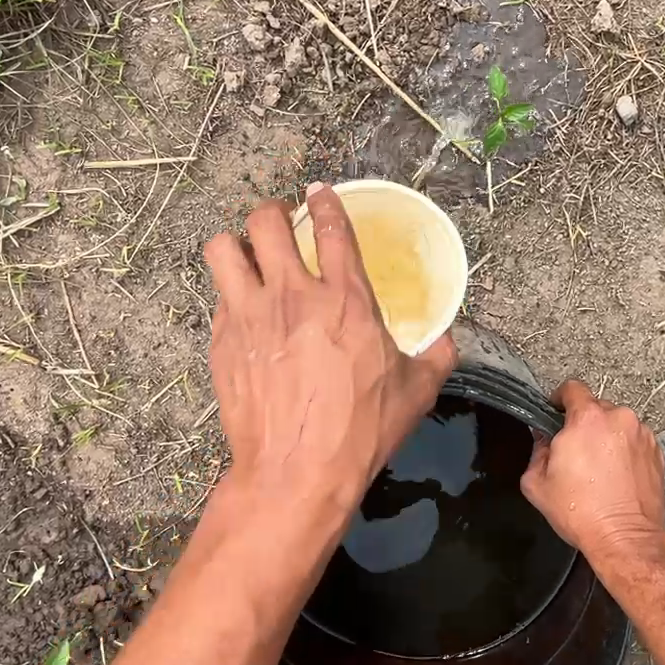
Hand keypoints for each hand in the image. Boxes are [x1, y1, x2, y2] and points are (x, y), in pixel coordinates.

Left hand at [203, 183, 456, 504]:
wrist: (295, 473)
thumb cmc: (362, 430)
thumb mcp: (417, 391)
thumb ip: (437, 354)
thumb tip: (447, 338)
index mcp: (346, 300)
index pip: (331, 229)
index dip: (325, 201)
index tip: (319, 191)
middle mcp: (293, 296)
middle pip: (265, 221)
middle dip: (273, 211)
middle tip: (281, 222)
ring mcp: (250, 316)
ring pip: (224, 248)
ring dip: (238, 243)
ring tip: (250, 255)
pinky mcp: (221, 342)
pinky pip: (218, 295)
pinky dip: (231, 291)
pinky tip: (245, 310)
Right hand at [520, 381, 664, 562]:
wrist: (625, 538)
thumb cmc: (585, 513)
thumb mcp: (537, 483)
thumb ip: (537, 451)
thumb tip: (543, 440)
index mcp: (587, 418)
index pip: (572, 388)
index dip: (560, 399)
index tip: (557, 411)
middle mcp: (617, 418)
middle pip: (596, 408)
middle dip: (584, 426)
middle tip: (576, 453)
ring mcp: (641, 434)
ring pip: (616, 425)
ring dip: (607, 439)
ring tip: (599, 471)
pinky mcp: (656, 451)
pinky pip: (634, 441)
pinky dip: (625, 452)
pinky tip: (616, 477)